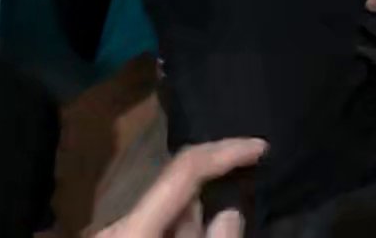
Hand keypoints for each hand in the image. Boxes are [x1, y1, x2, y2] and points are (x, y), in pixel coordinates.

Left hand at [93, 138, 266, 237]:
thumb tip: (230, 210)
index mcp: (133, 229)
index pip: (186, 167)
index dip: (228, 150)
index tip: (262, 146)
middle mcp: (117, 223)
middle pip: (178, 195)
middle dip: (209, 207)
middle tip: (225, 231)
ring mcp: (113, 234)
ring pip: (168, 216)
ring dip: (191, 229)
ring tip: (208, 236)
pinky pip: (154, 230)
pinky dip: (176, 235)